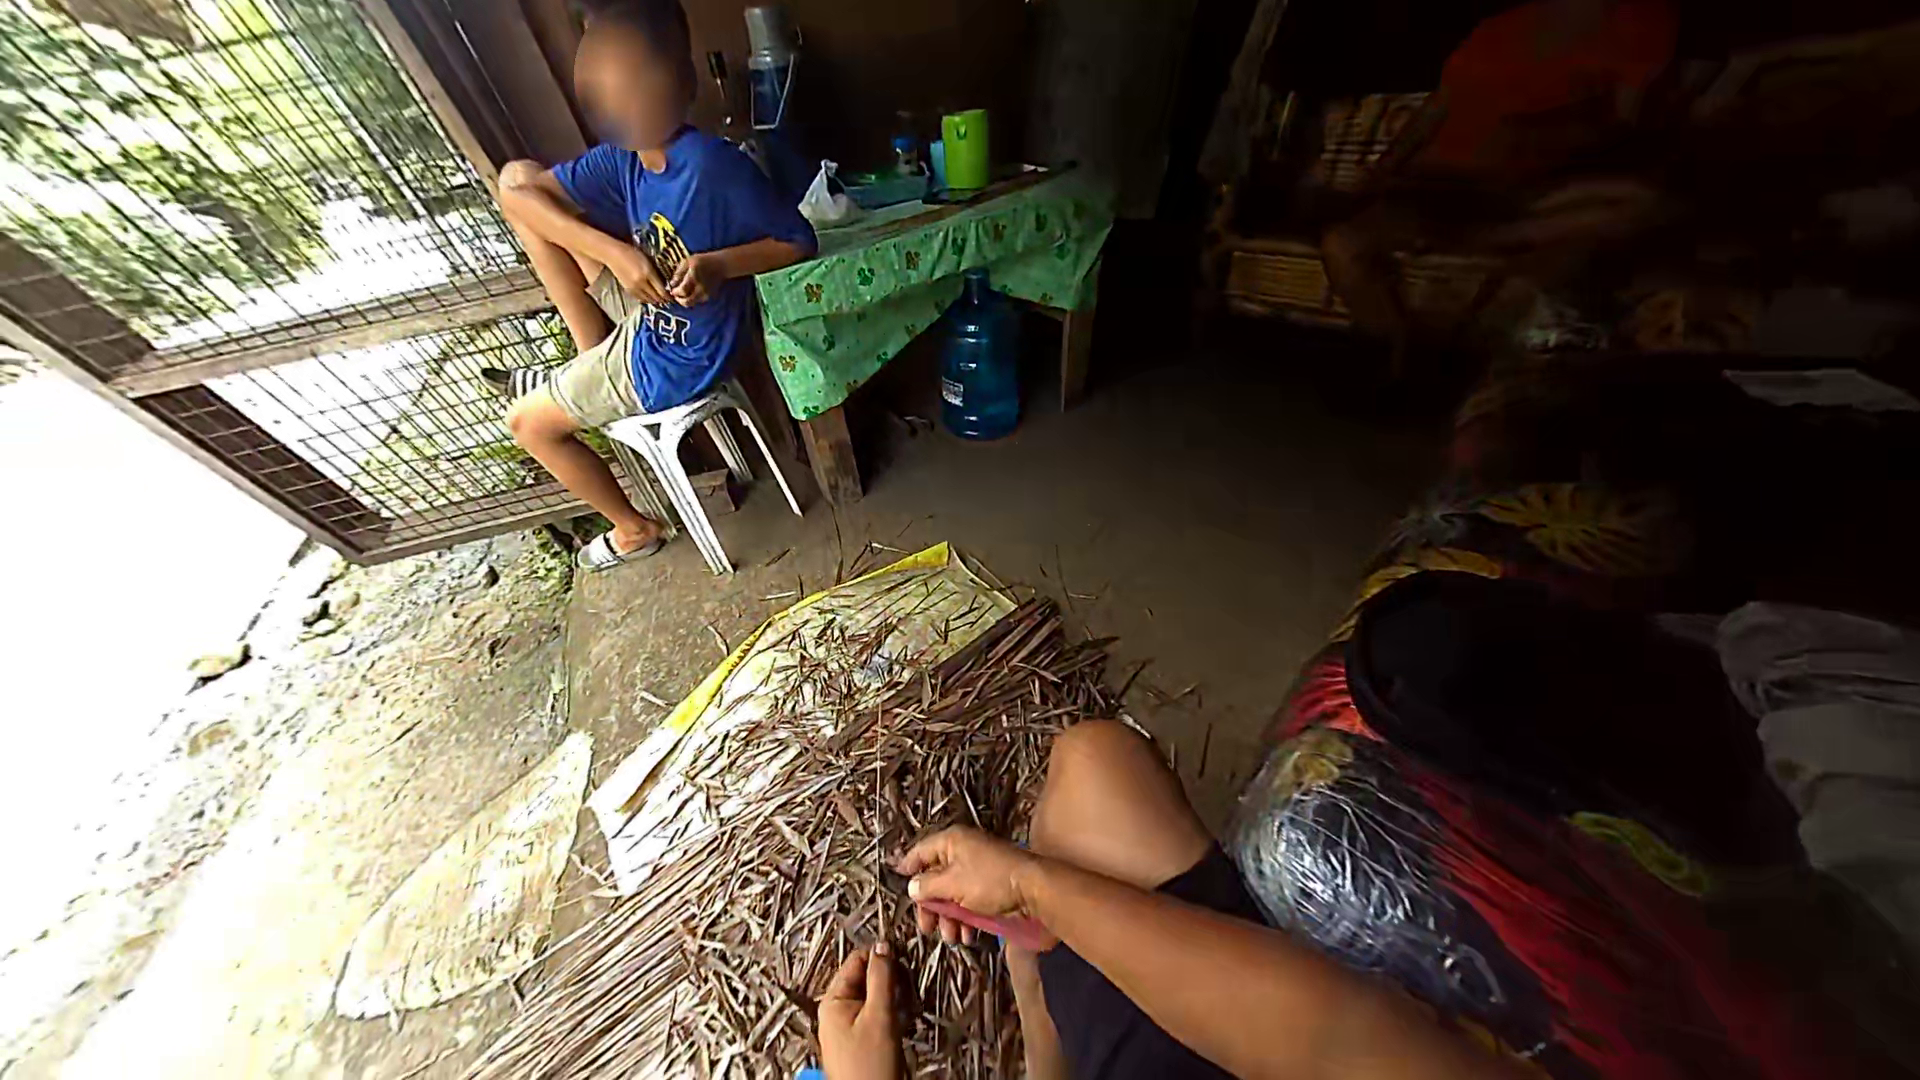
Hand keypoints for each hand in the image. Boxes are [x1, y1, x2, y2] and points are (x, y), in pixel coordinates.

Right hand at [604, 243, 668, 306]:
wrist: (612, 253)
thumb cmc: (631, 253)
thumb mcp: (648, 260)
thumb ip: (657, 272)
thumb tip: (667, 285)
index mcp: (648, 273)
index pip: (662, 291)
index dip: (669, 296)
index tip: (673, 296)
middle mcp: (641, 282)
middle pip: (657, 298)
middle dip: (664, 300)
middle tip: (668, 299)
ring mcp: (634, 288)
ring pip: (649, 300)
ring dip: (656, 301)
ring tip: (660, 298)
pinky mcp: (628, 290)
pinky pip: (641, 299)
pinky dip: (647, 300)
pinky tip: (650, 296)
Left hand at [667, 251, 725, 306]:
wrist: (720, 266)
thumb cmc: (703, 261)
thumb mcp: (687, 261)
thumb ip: (679, 272)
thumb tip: (672, 283)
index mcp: (693, 277)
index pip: (683, 290)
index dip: (676, 292)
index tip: (672, 290)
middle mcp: (700, 287)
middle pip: (688, 301)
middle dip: (680, 300)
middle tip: (676, 296)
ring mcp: (706, 293)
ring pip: (693, 303)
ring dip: (686, 301)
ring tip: (682, 296)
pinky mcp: (710, 296)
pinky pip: (698, 301)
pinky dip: (693, 299)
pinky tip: (690, 294)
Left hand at [817, 945, 899, 1079]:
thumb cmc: (870, 1069)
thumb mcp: (879, 1015)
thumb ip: (881, 976)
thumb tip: (883, 945)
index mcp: (833, 1000)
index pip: (858, 960)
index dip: (881, 957)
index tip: (901, 962)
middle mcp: (837, 1010)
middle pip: (867, 976)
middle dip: (890, 980)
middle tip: (906, 989)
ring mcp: (848, 1026)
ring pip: (875, 995)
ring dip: (894, 997)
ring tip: (906, 1009)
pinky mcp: (860, 1039)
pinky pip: (877, 1013)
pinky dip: (892, 1013)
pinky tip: (902, 1022)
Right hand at [896, 826, 1048, 945]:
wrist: (1031, 889)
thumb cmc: (989, 880)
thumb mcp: (952, 883)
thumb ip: (928, 886)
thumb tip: (911, 886)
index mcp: (951, 842)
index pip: (921, 851)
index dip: (907, 867)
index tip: (897, 884)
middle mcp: (961, 851)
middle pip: (934, 878)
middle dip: (931, 906)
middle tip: (928, 928)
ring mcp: (975, 869)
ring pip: (951, 894)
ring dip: (948, 918)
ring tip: (952, 937)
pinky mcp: (987, 887)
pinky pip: (968, 902)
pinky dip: (964, 919)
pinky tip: (968, 936)